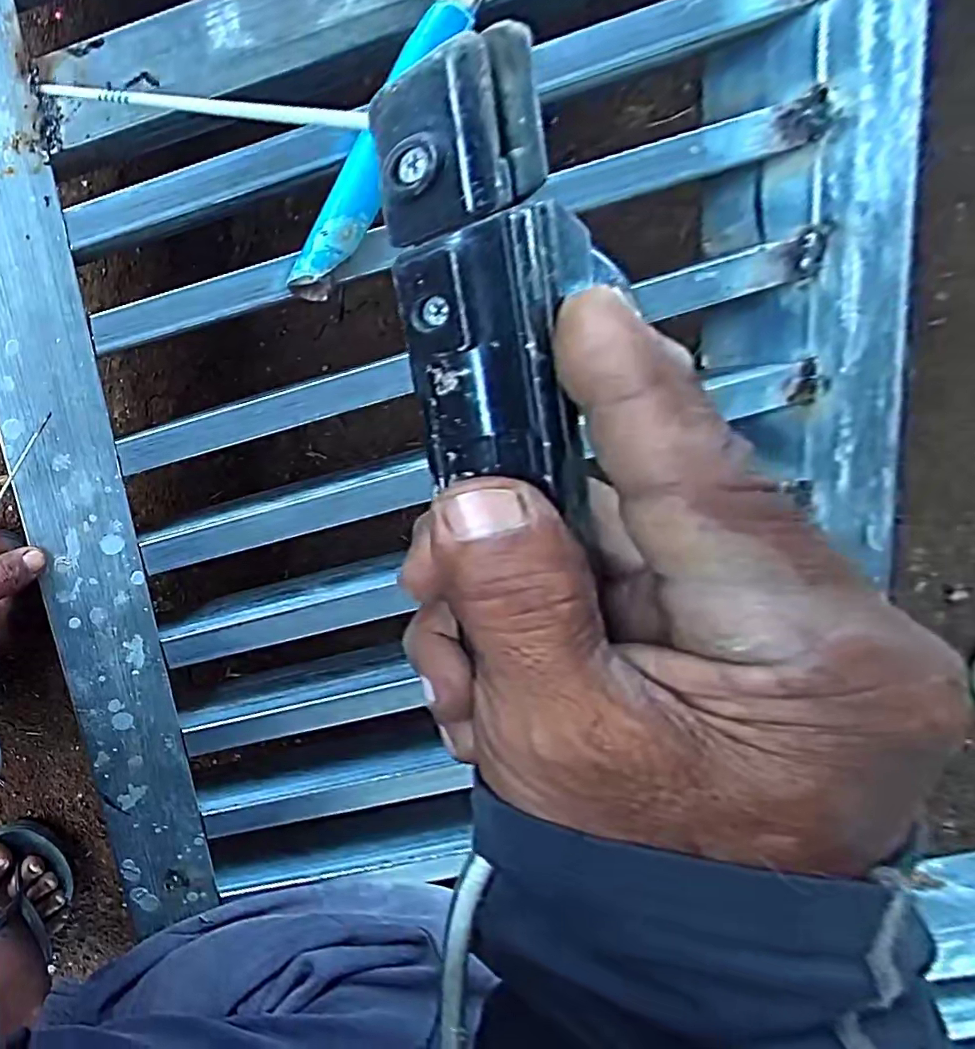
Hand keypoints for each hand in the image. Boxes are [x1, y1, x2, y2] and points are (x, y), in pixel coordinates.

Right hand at [402, 288, 969, 877]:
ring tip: (460, 680)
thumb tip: (474, 498)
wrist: (646, 926)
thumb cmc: (626, 847)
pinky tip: (480, 684)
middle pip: (599, 515)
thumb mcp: (556, 731)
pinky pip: (562, 587)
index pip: (702, 483)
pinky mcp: (680, 636)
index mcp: (807, 650)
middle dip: (489, 546)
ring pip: (560, 549)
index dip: (632, 390)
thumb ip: (517, 606)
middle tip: (426, 584)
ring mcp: (731, 627)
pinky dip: (496, 624)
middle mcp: (790, 620)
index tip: (590, 307)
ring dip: (478, 600)